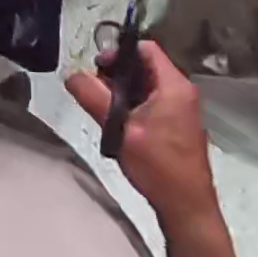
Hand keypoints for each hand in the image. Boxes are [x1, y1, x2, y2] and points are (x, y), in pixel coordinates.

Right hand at [67, 41, 219, 222]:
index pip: (145, 48)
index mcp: (174, 86)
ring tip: (104, 109)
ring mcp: (181, 109)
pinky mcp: (177, 125)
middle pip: (144, 66)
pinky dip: (133, 105)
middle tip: (96, 91)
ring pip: (146, 85)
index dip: (119, 52)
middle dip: (117, 74)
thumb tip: (71, 76)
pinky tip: (118, 124)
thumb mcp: (119, 129)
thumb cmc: (157, 165)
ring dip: (122, 92)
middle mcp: (181, 92)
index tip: (98, 68)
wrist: (186, 207)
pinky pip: (152, 101)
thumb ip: (93, 97)